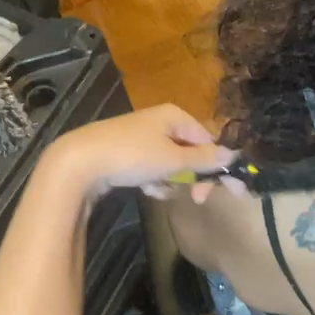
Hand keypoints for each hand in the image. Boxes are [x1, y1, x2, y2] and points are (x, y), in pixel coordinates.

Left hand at [39, 105, 237, 197]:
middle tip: (197, 198)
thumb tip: (234, 156)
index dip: (218, 165)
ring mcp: (142, 136)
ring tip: (161, 189)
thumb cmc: (133, 155)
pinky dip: (154, 180)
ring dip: (173, 180)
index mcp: (176, 116)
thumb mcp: (174, 160)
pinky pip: (153, 167)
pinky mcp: (127, 152)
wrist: (80, 161)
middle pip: (191, 151)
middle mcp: (161, 121)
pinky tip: (147, 189)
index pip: (209, 140)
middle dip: (195, 176)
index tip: (226, 191)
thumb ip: (205, 159)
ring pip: (172, 163)